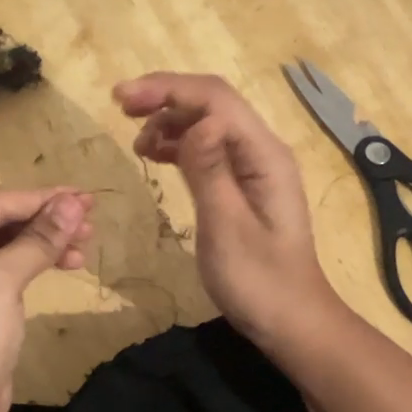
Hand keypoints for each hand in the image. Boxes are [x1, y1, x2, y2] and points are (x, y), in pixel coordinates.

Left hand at [0, 186, 95, 411]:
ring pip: (2, 248)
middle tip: (91, 221)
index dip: (39, 198)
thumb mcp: (0, 285)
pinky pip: (2, 273)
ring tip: (85, 245)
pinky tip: (63, 264)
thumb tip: (73, 203)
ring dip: (42, 243)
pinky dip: (32, 266)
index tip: (85, 197)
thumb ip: (36, 240)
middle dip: (43, 220)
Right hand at [114, 73, 339, 342]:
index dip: (167, 89)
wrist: (291, 322)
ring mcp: (253, 167)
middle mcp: (262, 151)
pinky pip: (209, 149)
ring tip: (135, 142)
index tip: (120, 98)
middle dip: (165, 97)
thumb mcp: (228, 229)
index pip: (214, 100)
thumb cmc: (259, 282)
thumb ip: (211, 171)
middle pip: (212, 103)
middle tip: (120, 108)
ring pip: (208, 123)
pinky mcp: (242, 185)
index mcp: (264, 155)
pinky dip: (180, 145)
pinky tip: (156, 155)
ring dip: (170, 121)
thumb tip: (199, 120)